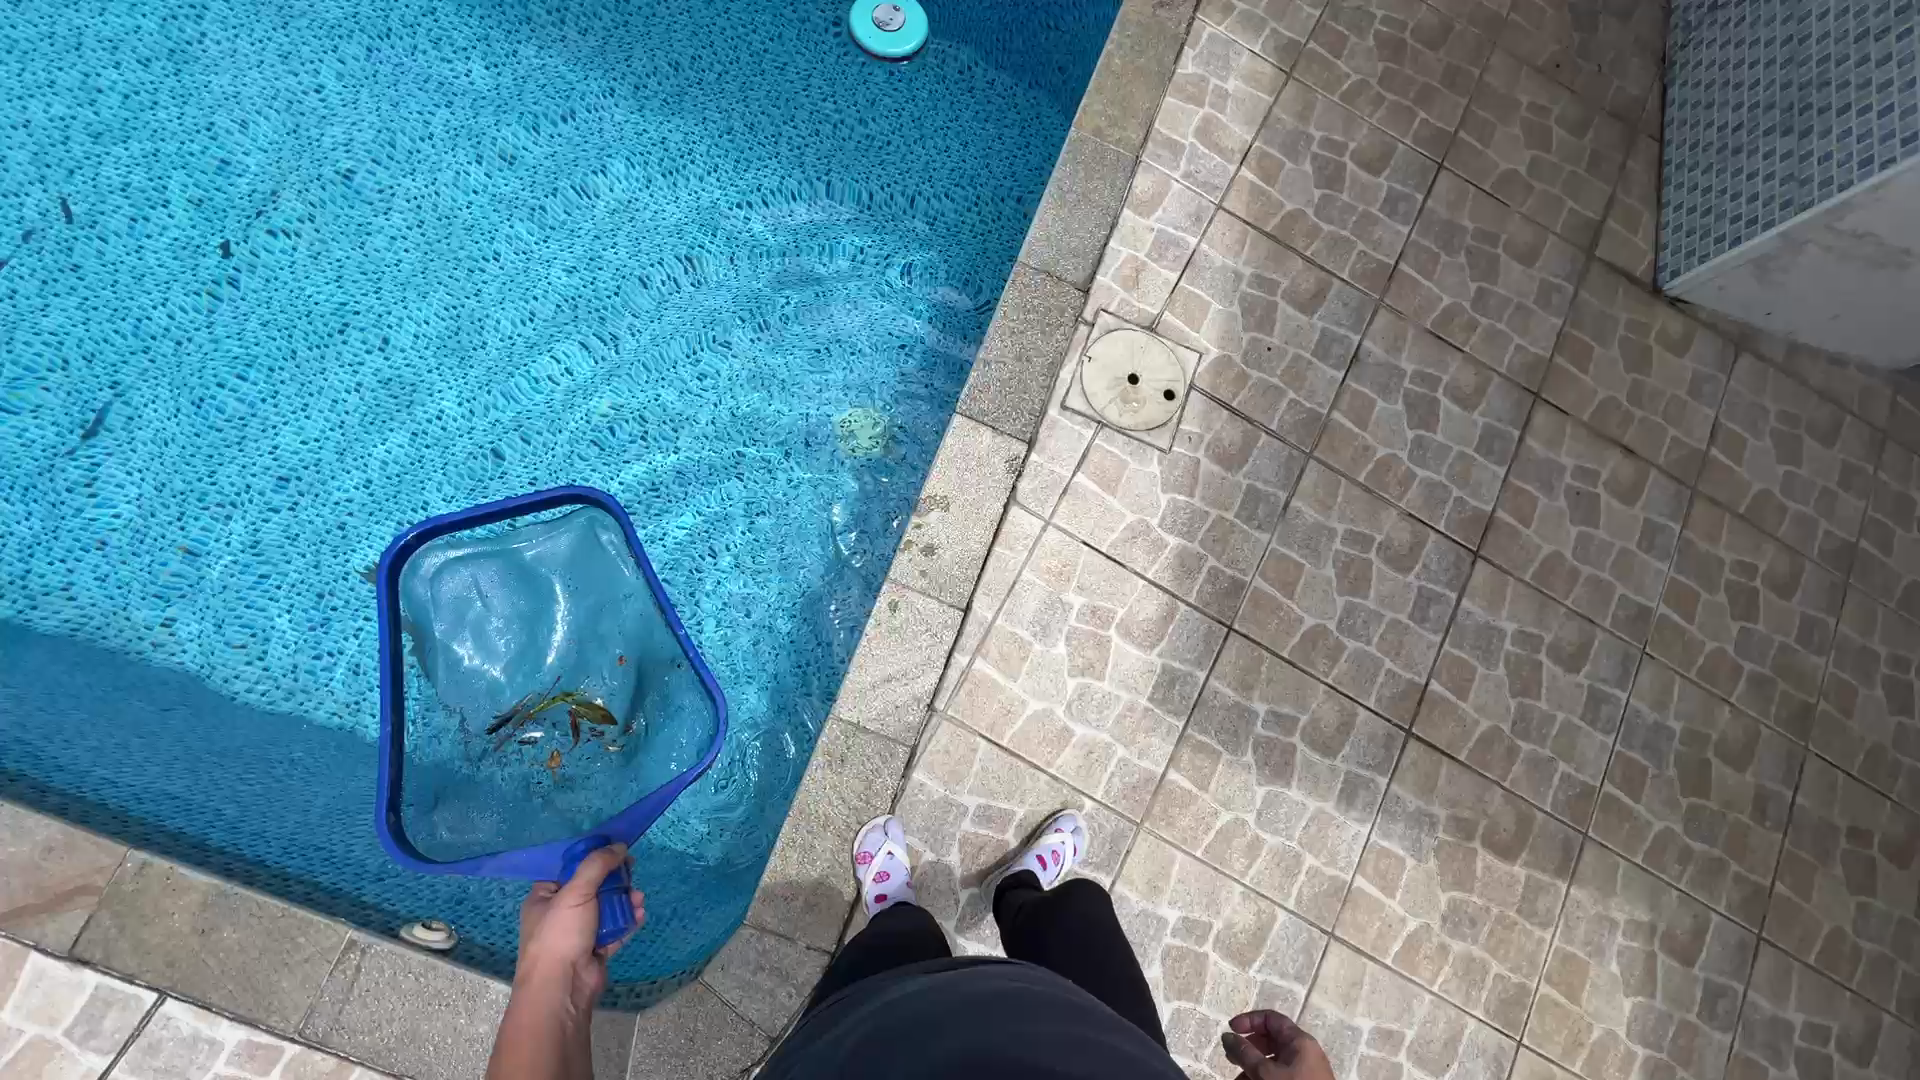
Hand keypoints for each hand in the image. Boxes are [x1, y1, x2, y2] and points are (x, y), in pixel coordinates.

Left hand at [514, 844, 646, 1008]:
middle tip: (631, 871)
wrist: (563, 988)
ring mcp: (578, 932)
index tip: (613, 849)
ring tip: (639, 898)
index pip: (567, 869)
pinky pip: (615, 927)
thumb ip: (597, 865)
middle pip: (593, 886)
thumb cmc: (560, 935)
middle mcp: (560, 913)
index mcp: (544, 898)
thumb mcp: (576, 891)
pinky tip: (639, 914)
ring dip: (626, 900)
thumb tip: (619, 846)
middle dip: (615, 880)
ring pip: (607, 906)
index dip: (591, 857)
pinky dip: (628, 920)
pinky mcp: (595, 948)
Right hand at [1221, 1010, 1333, 1079]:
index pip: (1270, 1018)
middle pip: (1270, 1041)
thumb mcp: (1265, 1073)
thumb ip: (1244, 1053)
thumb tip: (1227, 1036)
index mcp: (1300, 1041)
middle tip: (1231, 1058)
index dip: (1248, 1020)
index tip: (1231, 1031)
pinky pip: (1280, 1076)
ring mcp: (1306, 1072)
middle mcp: (1304, 1053)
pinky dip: (1263, 1078)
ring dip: (1252, 1068)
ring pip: (1273, 1062)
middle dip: (1248, 1049)